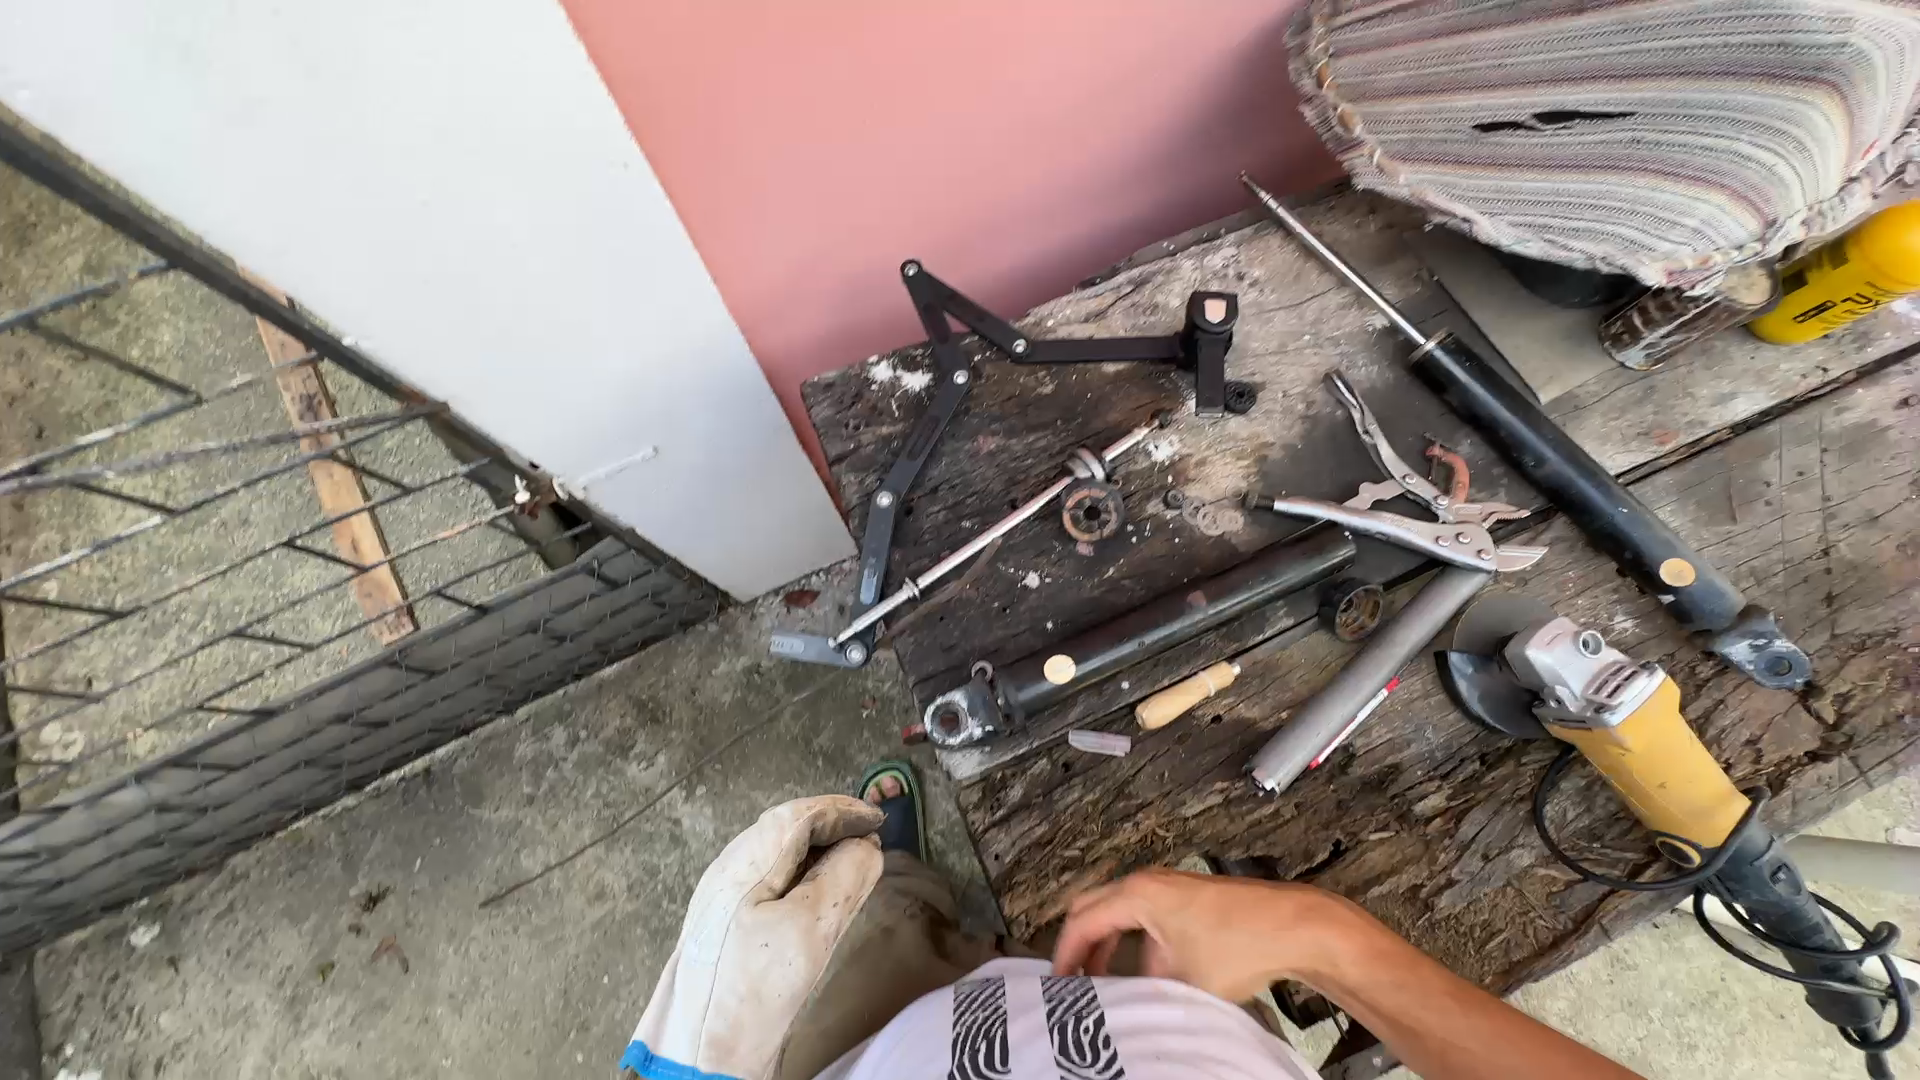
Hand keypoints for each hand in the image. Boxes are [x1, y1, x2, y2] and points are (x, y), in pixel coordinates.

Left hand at [630, 796, 885, 1079]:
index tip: (878, 821)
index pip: (801, 814)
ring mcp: (723, 892)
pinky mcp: (724, 919)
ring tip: (853, 861)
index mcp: (746, 859)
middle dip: (832, 827)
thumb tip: (867, 847)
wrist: (696, 1055)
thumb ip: (843, 878)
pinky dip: (802, 872)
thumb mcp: (810, 929)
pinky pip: (770, 877)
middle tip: (870, 840)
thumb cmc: (754, 988)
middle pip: (788, 828)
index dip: (843, 811)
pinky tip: (818, 892)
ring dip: (818, 849)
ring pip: (779, 852)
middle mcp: (730, 865)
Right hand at [1050, 868, 1372, 1001]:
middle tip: (1070, 981)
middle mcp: (1145, 882)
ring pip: (1116, 911)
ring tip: (1099, 983)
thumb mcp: (1184, 980)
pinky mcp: (1182, 897)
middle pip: (1092, 906)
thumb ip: (1145, 989)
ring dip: (1104, 944)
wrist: (1292, 926)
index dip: (1065, 954)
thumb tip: (1124, 1005)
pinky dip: (1129, 941)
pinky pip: (1140, 915)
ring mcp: (1165, 886)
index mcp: (1138, 894)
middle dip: (1078, 944)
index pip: (1083, 920)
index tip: (1058, 984)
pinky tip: (1141, 976)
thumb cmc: (1240, 945)